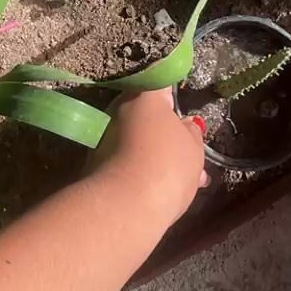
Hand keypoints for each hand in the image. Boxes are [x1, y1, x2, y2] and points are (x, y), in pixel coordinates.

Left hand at [86, 87, 206, 225]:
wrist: (124, 206)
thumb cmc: (167, 165)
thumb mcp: (194, 147)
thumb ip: (191, 132)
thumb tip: (186, 124)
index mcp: (143, 96)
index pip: (161, 85)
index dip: (175, 96)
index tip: (184, 111)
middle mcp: (119, 109)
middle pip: (148, 117)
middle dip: (169, 135)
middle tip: (191, 154)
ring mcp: (105, 136)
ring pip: (139, 141)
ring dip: (160, 155)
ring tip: (188, 180)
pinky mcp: (97, 162)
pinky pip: (128, 159)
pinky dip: (145, 169)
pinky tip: (165, 189)